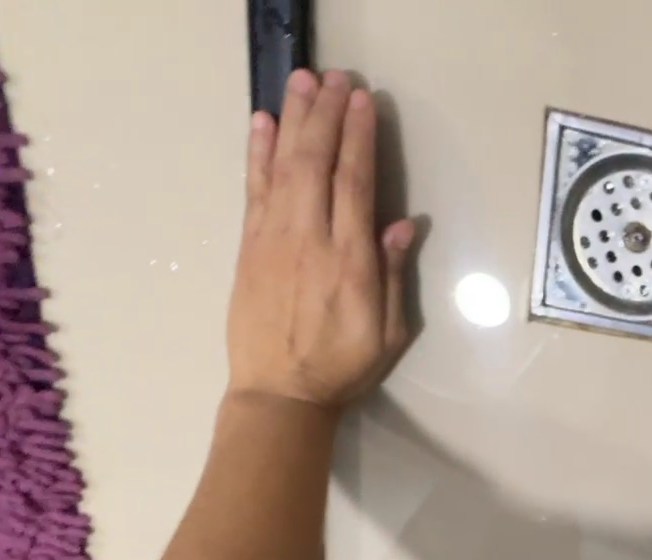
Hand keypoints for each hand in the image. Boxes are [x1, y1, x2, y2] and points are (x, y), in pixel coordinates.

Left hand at [226, 69, 418, 411]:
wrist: (280, 390)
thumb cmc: (344, 366)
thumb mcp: (388, 332)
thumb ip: (393, 276)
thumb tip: (402, 225)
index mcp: (349, 262)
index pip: (354, 185)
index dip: (359, 139)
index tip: (364, 103)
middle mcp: (308, 238)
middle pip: (316, 162)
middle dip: (327, 115)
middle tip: (337, 78)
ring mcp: (273, 237)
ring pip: (282, 165)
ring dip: (293, 119)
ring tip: (302, 81)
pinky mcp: (250, 243)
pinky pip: (254, 186)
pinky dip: (258, 151)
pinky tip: (263, 122)